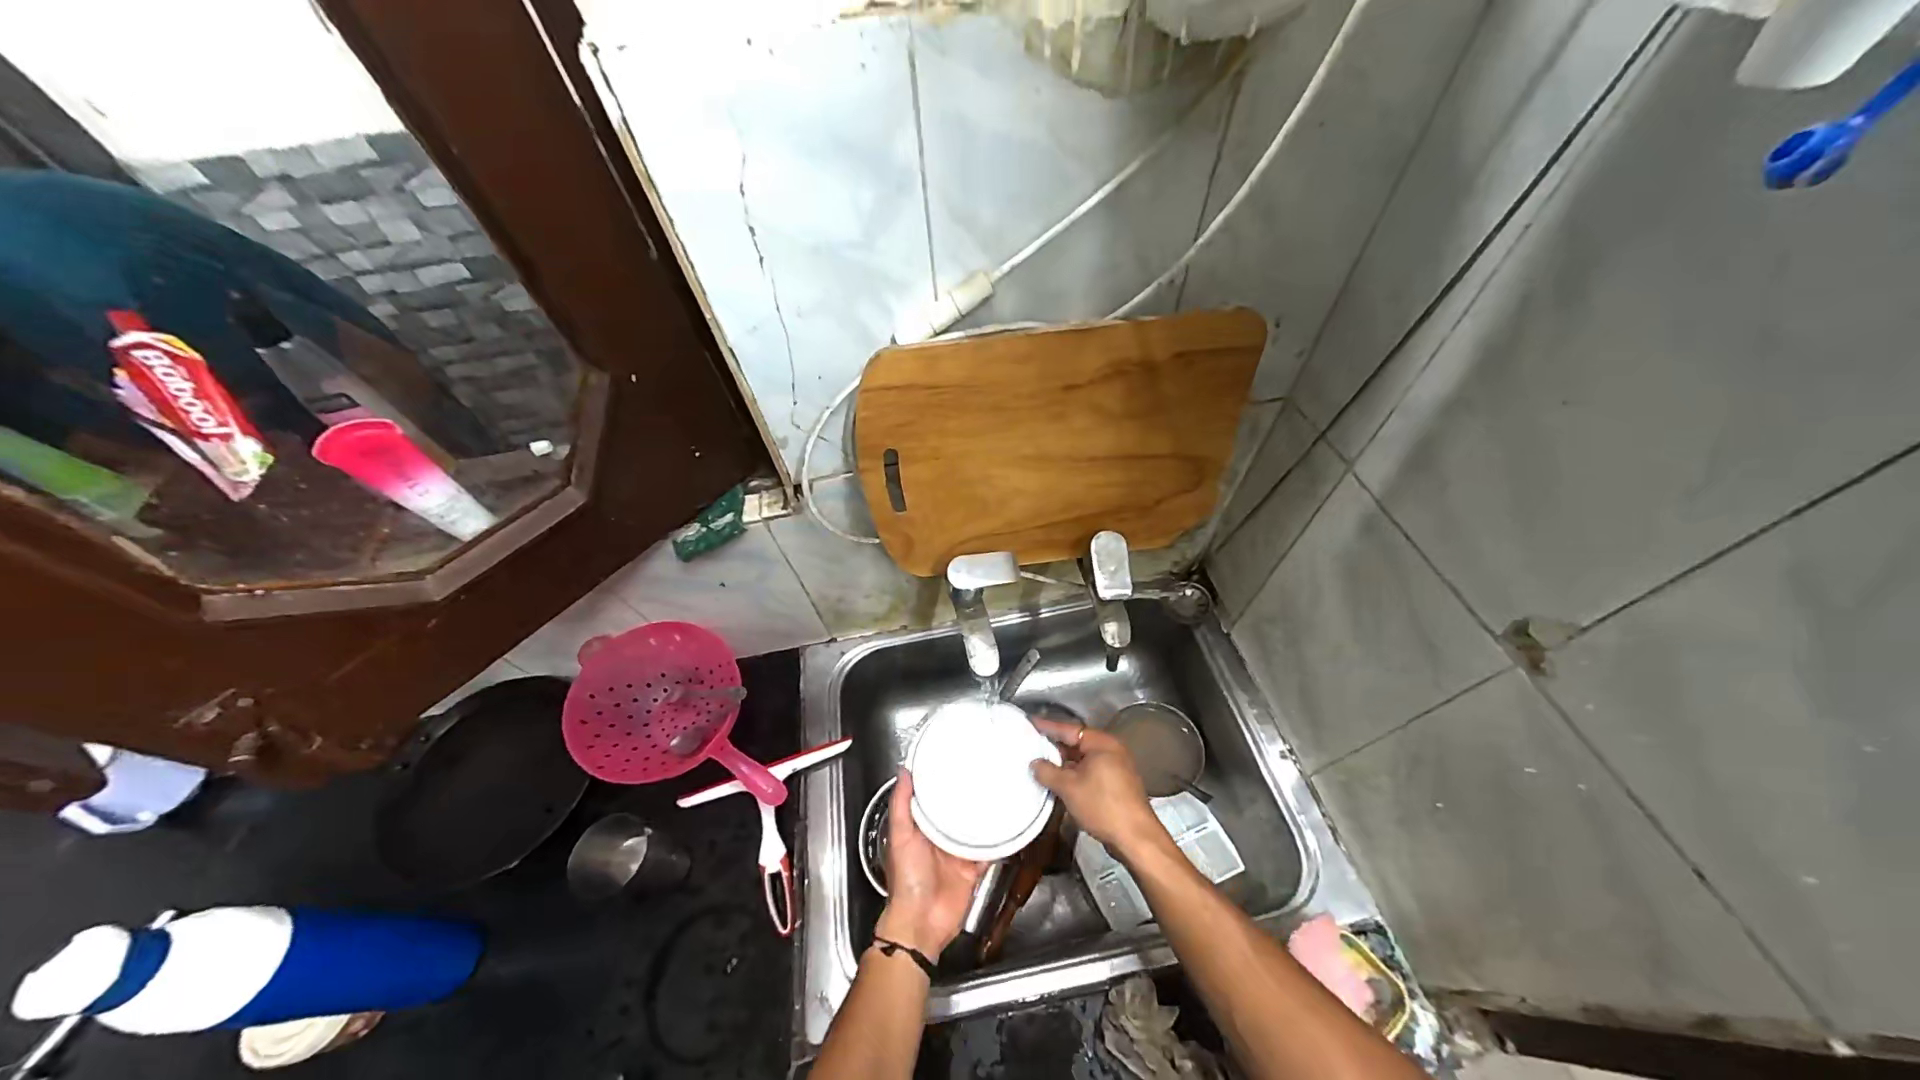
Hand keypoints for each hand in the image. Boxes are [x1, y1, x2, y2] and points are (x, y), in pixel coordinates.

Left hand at [876, 769, 985, 956]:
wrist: (921, 924)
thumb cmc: (906, 882)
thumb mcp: (900, 837)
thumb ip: (901, 804)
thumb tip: (904, 772)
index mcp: (921, 829)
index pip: (933, 800)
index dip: (941, 782)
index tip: (952, 761)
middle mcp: (940, 840)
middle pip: (957, 814)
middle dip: (968, 799)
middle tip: (984, 775)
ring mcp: (957, 855)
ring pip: (975, 830)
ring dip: (985, 819)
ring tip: (1000, 795)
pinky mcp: (973, 870)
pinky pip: (989, 853)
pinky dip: (999, 843)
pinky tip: (1008, 828)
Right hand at [1030, 716, 1168, 860]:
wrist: (1135, 838)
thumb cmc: (1102, 806)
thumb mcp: (1068, 787)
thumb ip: (1047, 772)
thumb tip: (1035, 764)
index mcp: (1102, 743)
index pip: (1069, 729)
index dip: (1048, 726)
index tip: (1031, 723)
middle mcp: (1112, 751)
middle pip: (1078, 743)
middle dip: (1055, 747)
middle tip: (1032, 745)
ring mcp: (1117, 768)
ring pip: (1084, 760)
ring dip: (1065, 764)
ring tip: (1041, 765)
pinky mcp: (1117, 785)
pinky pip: (1091, 772)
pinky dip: (1075, 775)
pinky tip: (1060, 783)